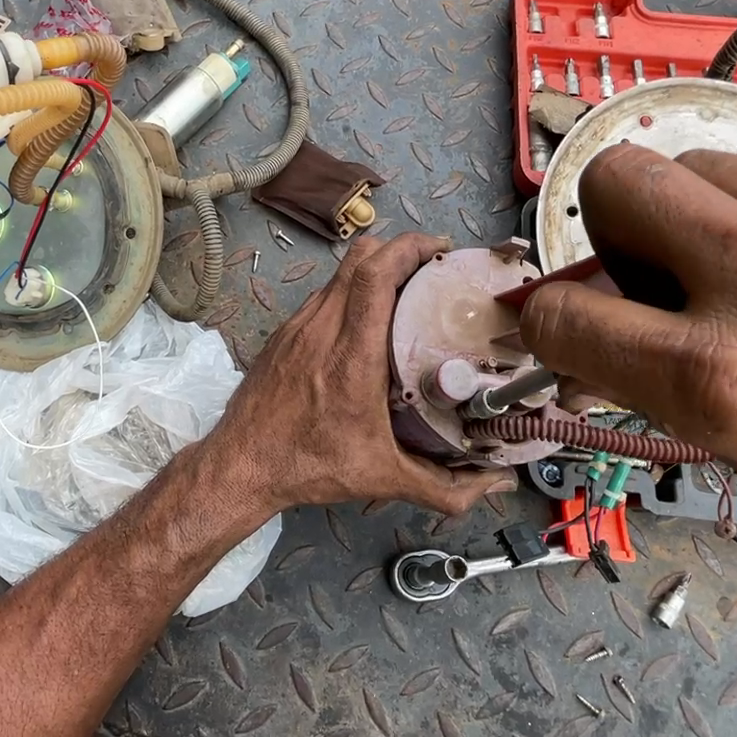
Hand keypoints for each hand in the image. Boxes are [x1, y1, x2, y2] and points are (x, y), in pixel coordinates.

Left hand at [192, 232, 516, 519]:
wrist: (240, 464)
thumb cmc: (309, 466)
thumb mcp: (384, 479)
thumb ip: (446, 488)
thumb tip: (496, 485)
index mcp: (351, 356)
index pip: (375, 277)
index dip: (409, 249)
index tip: (439, 249)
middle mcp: (322, 330)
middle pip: (358, 258)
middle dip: (399, 248)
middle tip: (430, 265)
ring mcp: (297, 328)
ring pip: (338, 274)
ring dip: (373, 269)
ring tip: (405, 290)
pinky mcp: (283, 335)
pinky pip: (322, 296)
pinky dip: (349, 292)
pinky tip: (366, 321)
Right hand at [520, 145, 736, 634]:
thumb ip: (683, 391)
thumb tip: (624, 348)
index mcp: (730, 383)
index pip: (562, 315)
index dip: (550, 320)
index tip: (569, 324)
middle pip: (616, 179)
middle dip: (611, 223)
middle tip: (653, 269)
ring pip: (703, 164)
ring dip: (695, 213)